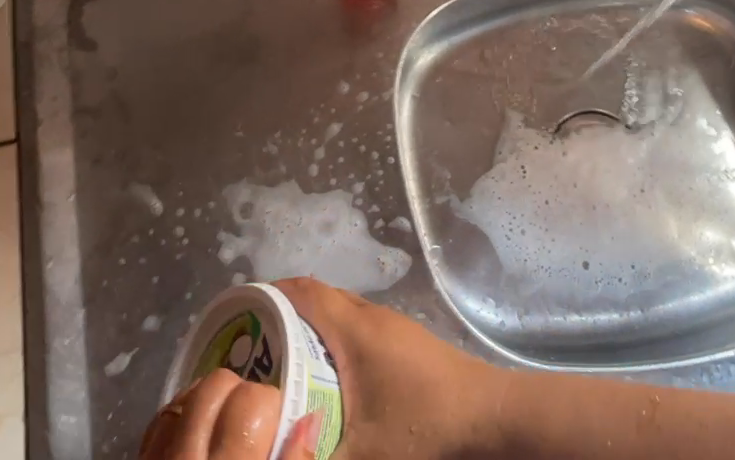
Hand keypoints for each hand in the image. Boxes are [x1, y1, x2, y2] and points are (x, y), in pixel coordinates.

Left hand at [139, 367, 319, 459]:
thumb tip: (310, 417)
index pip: (252, 402)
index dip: (270, 402)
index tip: (278, 418)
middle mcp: (188, 456)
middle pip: (215, 388)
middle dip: (240, 391)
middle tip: (255, 416)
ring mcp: (160, 457)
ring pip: (184, 397)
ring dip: (210, 398)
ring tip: (228, 418)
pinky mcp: (142, 459)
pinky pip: (159, 420)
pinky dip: (181, 412)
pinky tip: (197, 426)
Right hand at [272, 278, 499, 459]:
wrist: (493, 419)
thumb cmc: (425, 426)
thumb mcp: (363, 455)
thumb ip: (315, 458)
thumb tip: (277, 456)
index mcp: (354, 330)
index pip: (303, 291)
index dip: (269, 294)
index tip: (240, 313)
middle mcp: (371, 317)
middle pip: (319, 298)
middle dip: (284, 314)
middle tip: (254, 344)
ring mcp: (393, 327)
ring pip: (341, 312)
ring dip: (311, 327)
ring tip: (284, 360)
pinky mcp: (408, 343)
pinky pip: (358, 327)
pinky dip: (334, 340)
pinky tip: (329, 376)